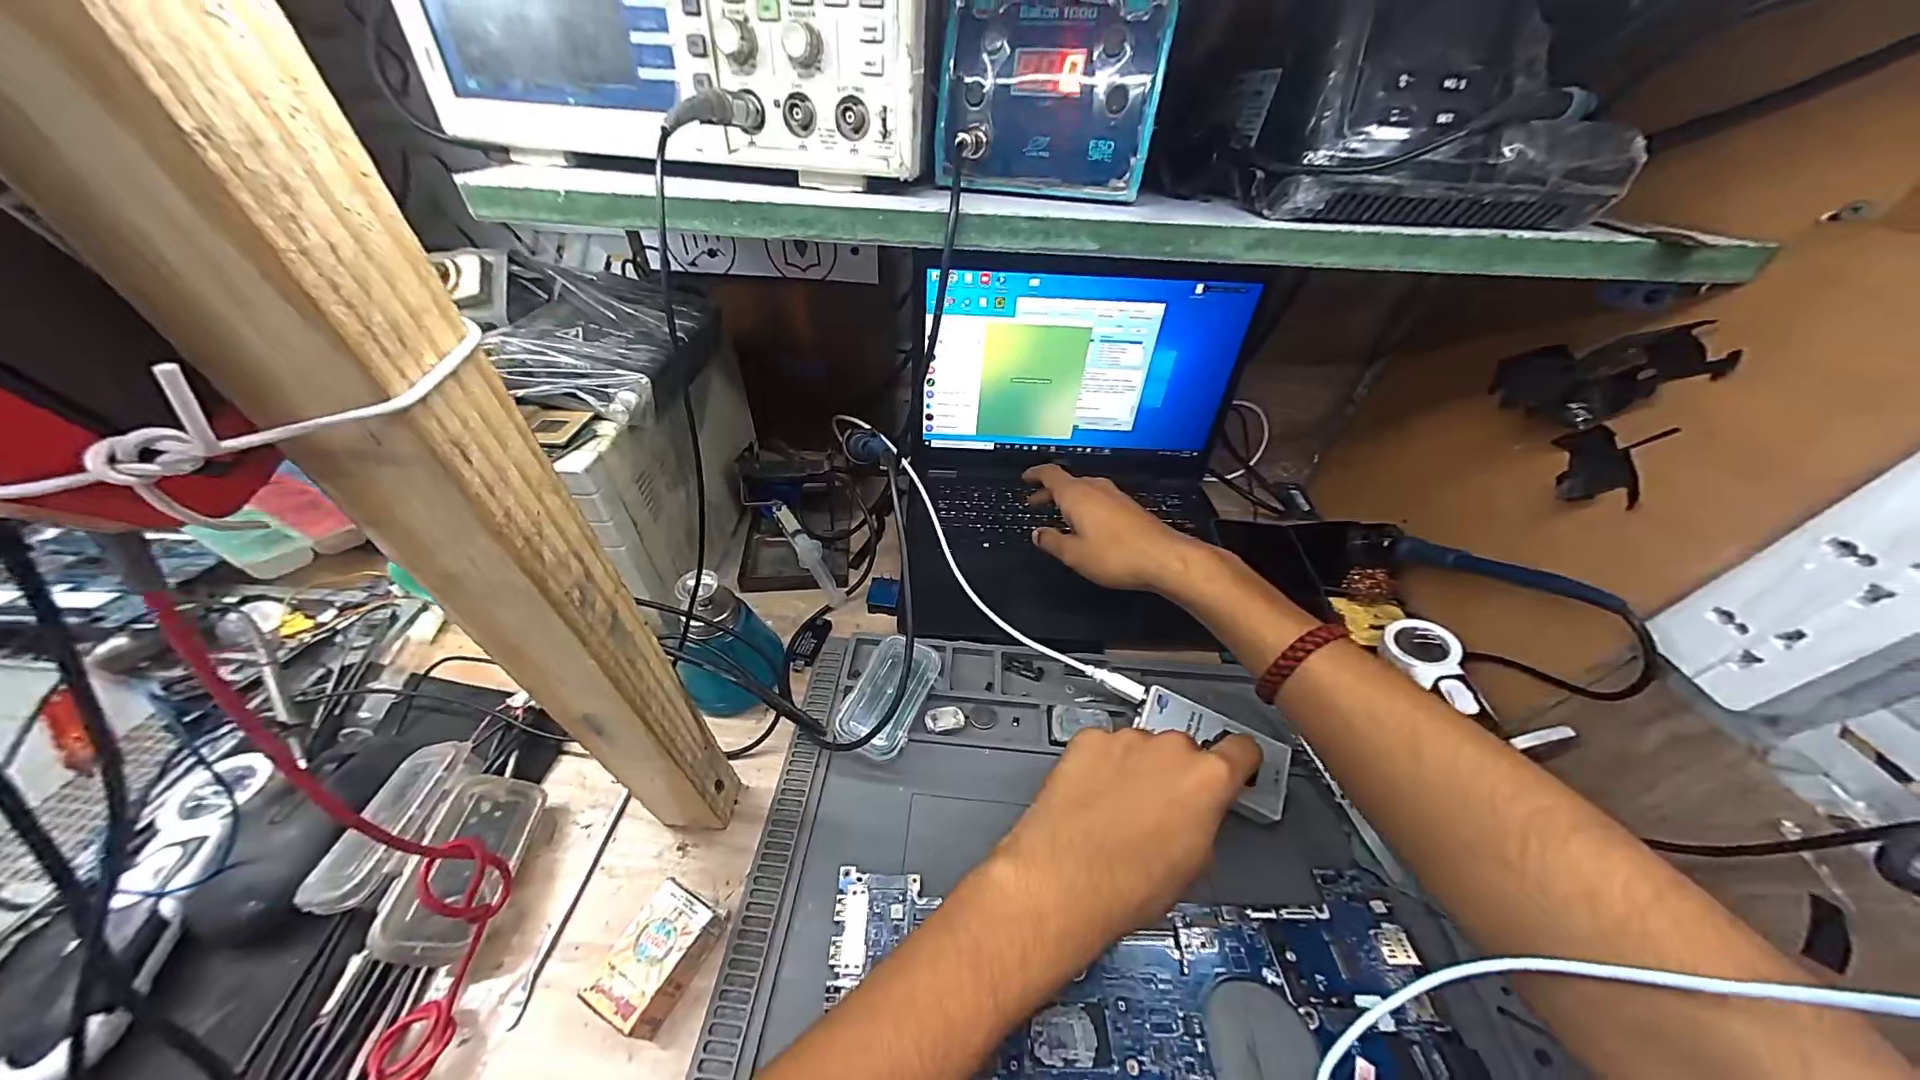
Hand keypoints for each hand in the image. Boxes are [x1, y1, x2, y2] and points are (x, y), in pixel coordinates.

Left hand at [985, 727, 1260, 949]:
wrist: (1065, 878)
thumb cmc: (1126, 884)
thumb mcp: (1195, 863)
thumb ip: (1206, 822)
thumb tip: (1199, 816)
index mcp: (1208, 779)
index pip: (1241, 749)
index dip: (1240, 761)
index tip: (1235, 764)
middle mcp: (1170, 750)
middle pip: (1184, 749)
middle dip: (1176, 774)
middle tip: (1159, 807)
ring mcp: (1126, 741)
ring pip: (1142, 746)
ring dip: (1136, 768)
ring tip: (1117, 808)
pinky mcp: (1088, 741)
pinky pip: (1103, 745)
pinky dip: (1100, 764)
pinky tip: (1092, 796)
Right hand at [1022, 464, 1212, 592]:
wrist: (1164, 558)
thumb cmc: (1119, 555)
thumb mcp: (1074, 554)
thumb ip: (1052, 541)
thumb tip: (1039, 534)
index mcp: (1077, 495)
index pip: (1050, 474)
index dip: (1035, 475)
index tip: (1026, 478)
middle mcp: (1096, 489)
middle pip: (1067, 482)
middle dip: (1049, 491)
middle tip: (1036, 501)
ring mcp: (1115, 496)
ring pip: (1084, 490)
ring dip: (1068, 499)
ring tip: (1059, 514)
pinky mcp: (1129, 508)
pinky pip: (1100, 500)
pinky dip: (1086, 507)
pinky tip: (1086, 524)